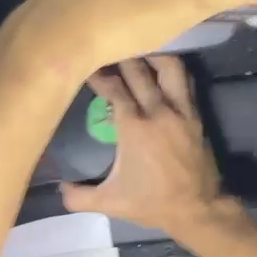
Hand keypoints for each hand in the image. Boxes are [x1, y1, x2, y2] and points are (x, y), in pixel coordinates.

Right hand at [59, 55, 238, 234]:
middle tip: (109, 47)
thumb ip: (79, 197)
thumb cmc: (152, 204)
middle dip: (122, 56)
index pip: (114, 88)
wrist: (197, 209)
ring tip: (139, 48)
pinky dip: (172, 70)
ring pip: (168, 67)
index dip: (99, 75)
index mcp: (134, 127)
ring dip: (152, 54)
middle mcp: (157, 111)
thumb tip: (59, 188)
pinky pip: (185, 81)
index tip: (87, 66)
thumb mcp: (110, 203)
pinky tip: (162, 67)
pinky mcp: (195, 115)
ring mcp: (180, 110)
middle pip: (139, 70)